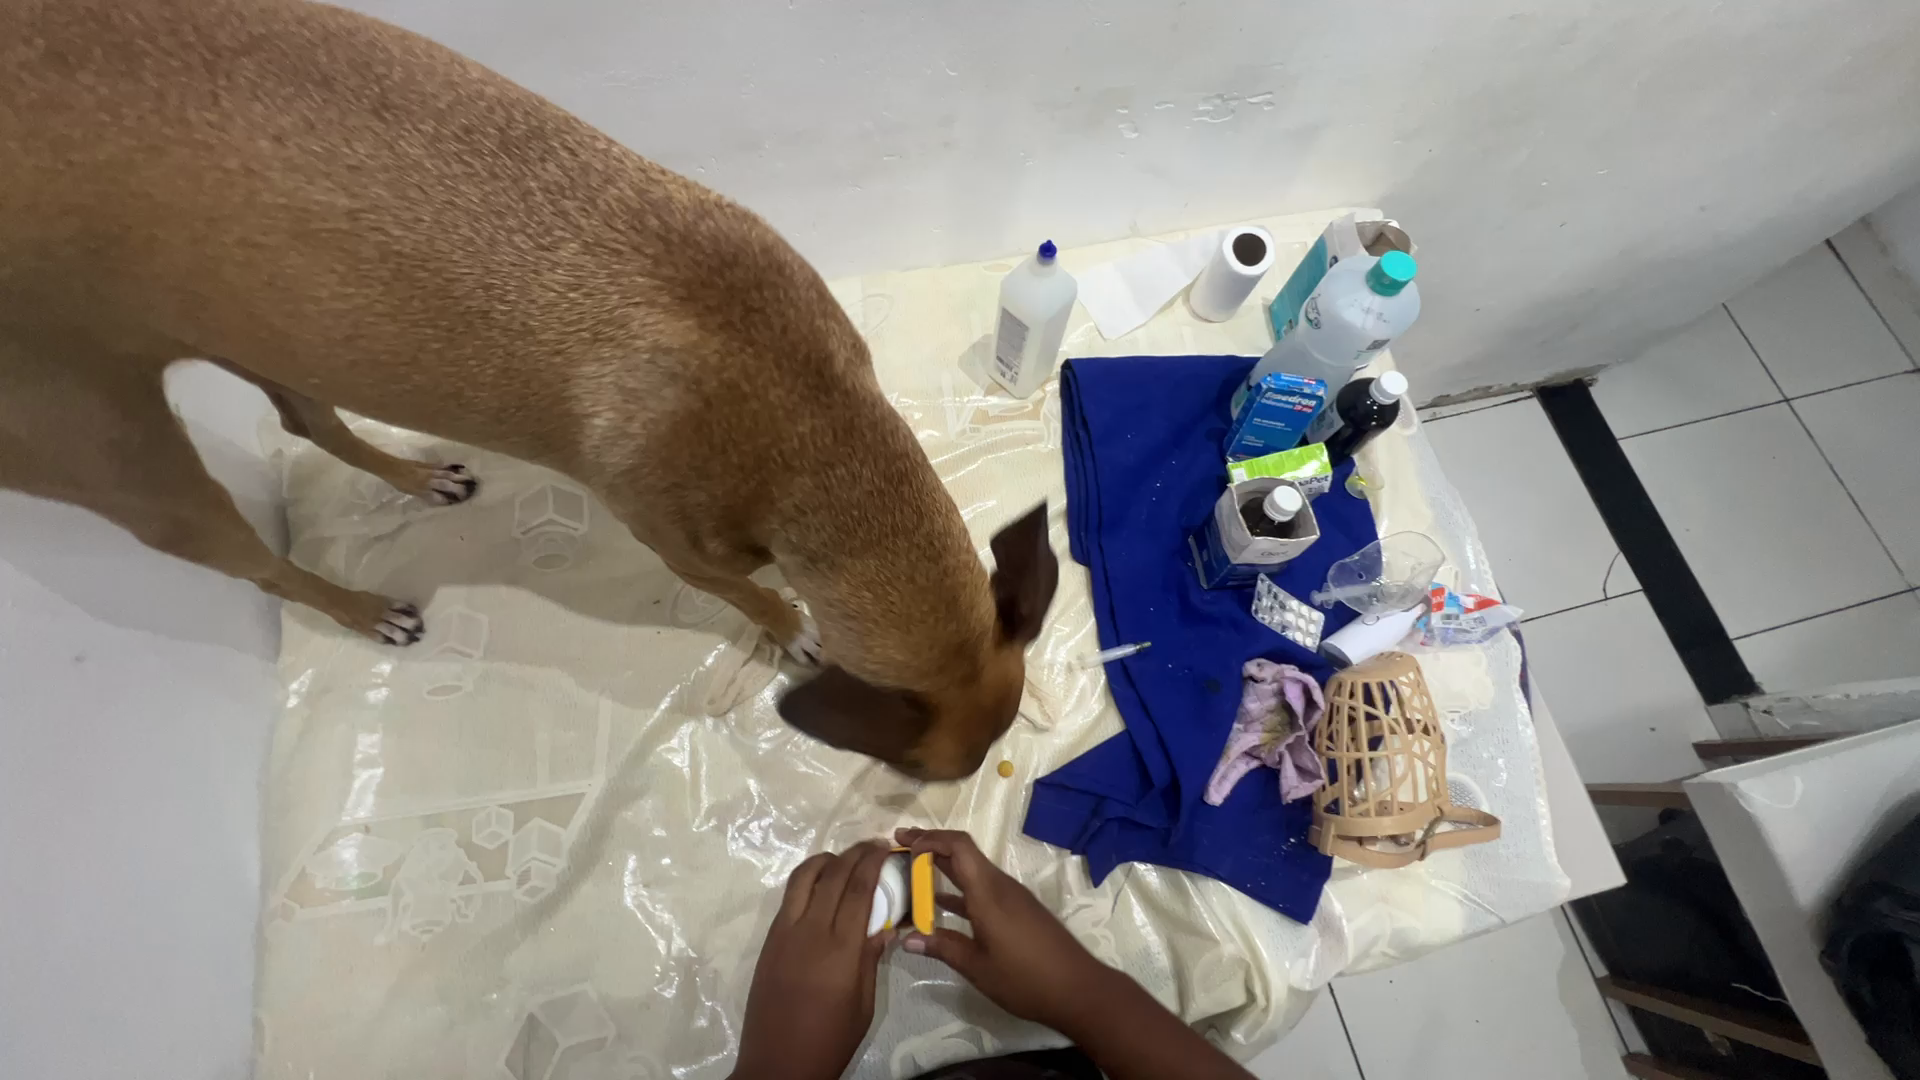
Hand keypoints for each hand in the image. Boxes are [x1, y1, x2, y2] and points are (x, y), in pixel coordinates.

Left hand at [732, 841, 893, 1079]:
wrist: (776, 1068)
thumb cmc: (829, 1042)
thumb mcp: (864, 1006)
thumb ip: (872, 959)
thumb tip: (885, 925)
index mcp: (840, 949)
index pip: (860, 888)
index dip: (873, 862)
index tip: (885, 847)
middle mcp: (811, 931)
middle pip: (834, 874)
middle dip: (855, 853)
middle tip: (872, 846)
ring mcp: (785, 932)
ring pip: (804, 876)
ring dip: (827, 860)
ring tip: (844, 860)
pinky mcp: (769, 940)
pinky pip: (790, 897)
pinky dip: (808, 880)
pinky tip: (822, 887)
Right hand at [894, 828, 1109, 1031]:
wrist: (1077, 987)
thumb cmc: (1025, 978)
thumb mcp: (977, 967)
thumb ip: (943, 947)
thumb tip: (906, 939)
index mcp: (987, 892)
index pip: (959, 846)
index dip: (931, 838)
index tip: (905, 843)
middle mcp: (998, 884)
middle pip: (963, 851)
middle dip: (931, 844)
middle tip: (901, 843)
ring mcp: (1009, 895)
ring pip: (971, 869)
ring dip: (943, 865)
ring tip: (913, 870)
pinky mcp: (1016, 908)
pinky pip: (981, 887)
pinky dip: (958, 888)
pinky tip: (941, 902)